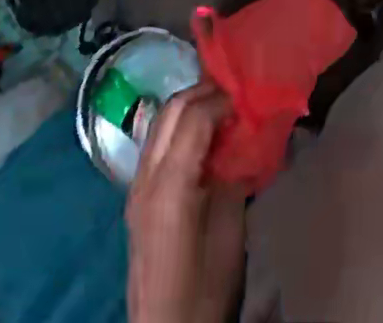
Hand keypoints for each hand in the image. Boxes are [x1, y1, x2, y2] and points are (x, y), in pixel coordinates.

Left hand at [127, 83, 247, 322]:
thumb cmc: (204, 290)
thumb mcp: (229, 236)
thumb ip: (232, 182)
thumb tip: (243, 145)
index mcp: (169, 186)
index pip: (193, 119)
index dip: (221, 100)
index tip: (247, 97)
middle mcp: (145, 176)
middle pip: (170, 111)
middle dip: (202, 92)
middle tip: (234, 91)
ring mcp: (135, 185)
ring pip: (159, 122)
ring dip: (188, 106)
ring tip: (220, 107)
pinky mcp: (135, 196)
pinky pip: (155, 143)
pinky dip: (178, 127)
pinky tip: (201, 136)